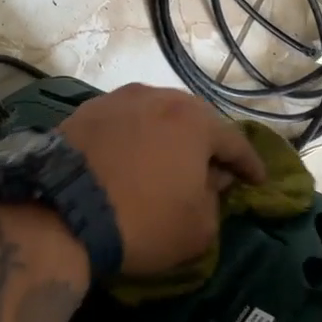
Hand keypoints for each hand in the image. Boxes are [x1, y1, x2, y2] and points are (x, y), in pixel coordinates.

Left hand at [56, 84, 267, 275]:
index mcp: (191, 119)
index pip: (233, 141)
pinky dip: (137, 133)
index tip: (258, 181)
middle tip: (215, 165)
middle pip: (191, 116)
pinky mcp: (84, 109)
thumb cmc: (144, 219)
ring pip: (154, 111)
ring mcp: (115, 98)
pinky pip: (124, 119)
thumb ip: (216, 196)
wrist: (64, 208)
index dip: (249, 164)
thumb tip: (212, 177)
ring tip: (174, 156)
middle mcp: (153, 96)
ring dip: (168, 132)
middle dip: (207, 140)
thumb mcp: (200, 225)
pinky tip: (136, 152)